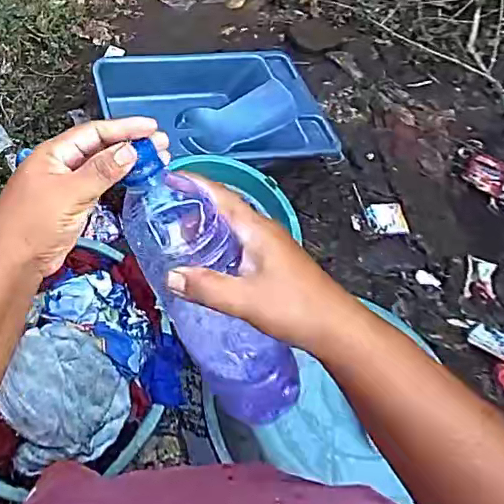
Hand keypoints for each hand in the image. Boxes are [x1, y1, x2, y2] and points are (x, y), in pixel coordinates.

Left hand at [0, 118, 168, 275]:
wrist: (11, 264)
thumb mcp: (69, 193)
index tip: (149, 128)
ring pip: (102, 167)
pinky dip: (119, 180)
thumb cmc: (28, 227)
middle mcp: (60, 166)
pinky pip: (100, 185)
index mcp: (53, 154)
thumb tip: (128, 151)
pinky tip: (134, 180)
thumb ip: (101, 171)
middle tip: (158, 144)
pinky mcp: (71, 205)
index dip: (124, 128)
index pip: (94, 132)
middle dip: (130, 143)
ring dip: (127, 162)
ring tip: (154, 160)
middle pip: (100, 147)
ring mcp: (66, 186)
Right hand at [164, 175, 361, 352]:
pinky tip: (209, 260)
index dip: (195, 183)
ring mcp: (271, 243)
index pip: (221, 195)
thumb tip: (171, 276)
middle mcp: (264, 229)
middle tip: (168, 212)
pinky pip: (240, 240)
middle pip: (226, 207)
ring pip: (233, 225)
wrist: (335, 326)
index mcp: (256, 229)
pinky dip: (220, 242)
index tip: (171, 176)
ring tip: (182, 236)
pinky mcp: (274, 259)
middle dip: (196, 205)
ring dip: (208, 225)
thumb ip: (206, 287)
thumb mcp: (244, 300)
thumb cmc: (295, 307)